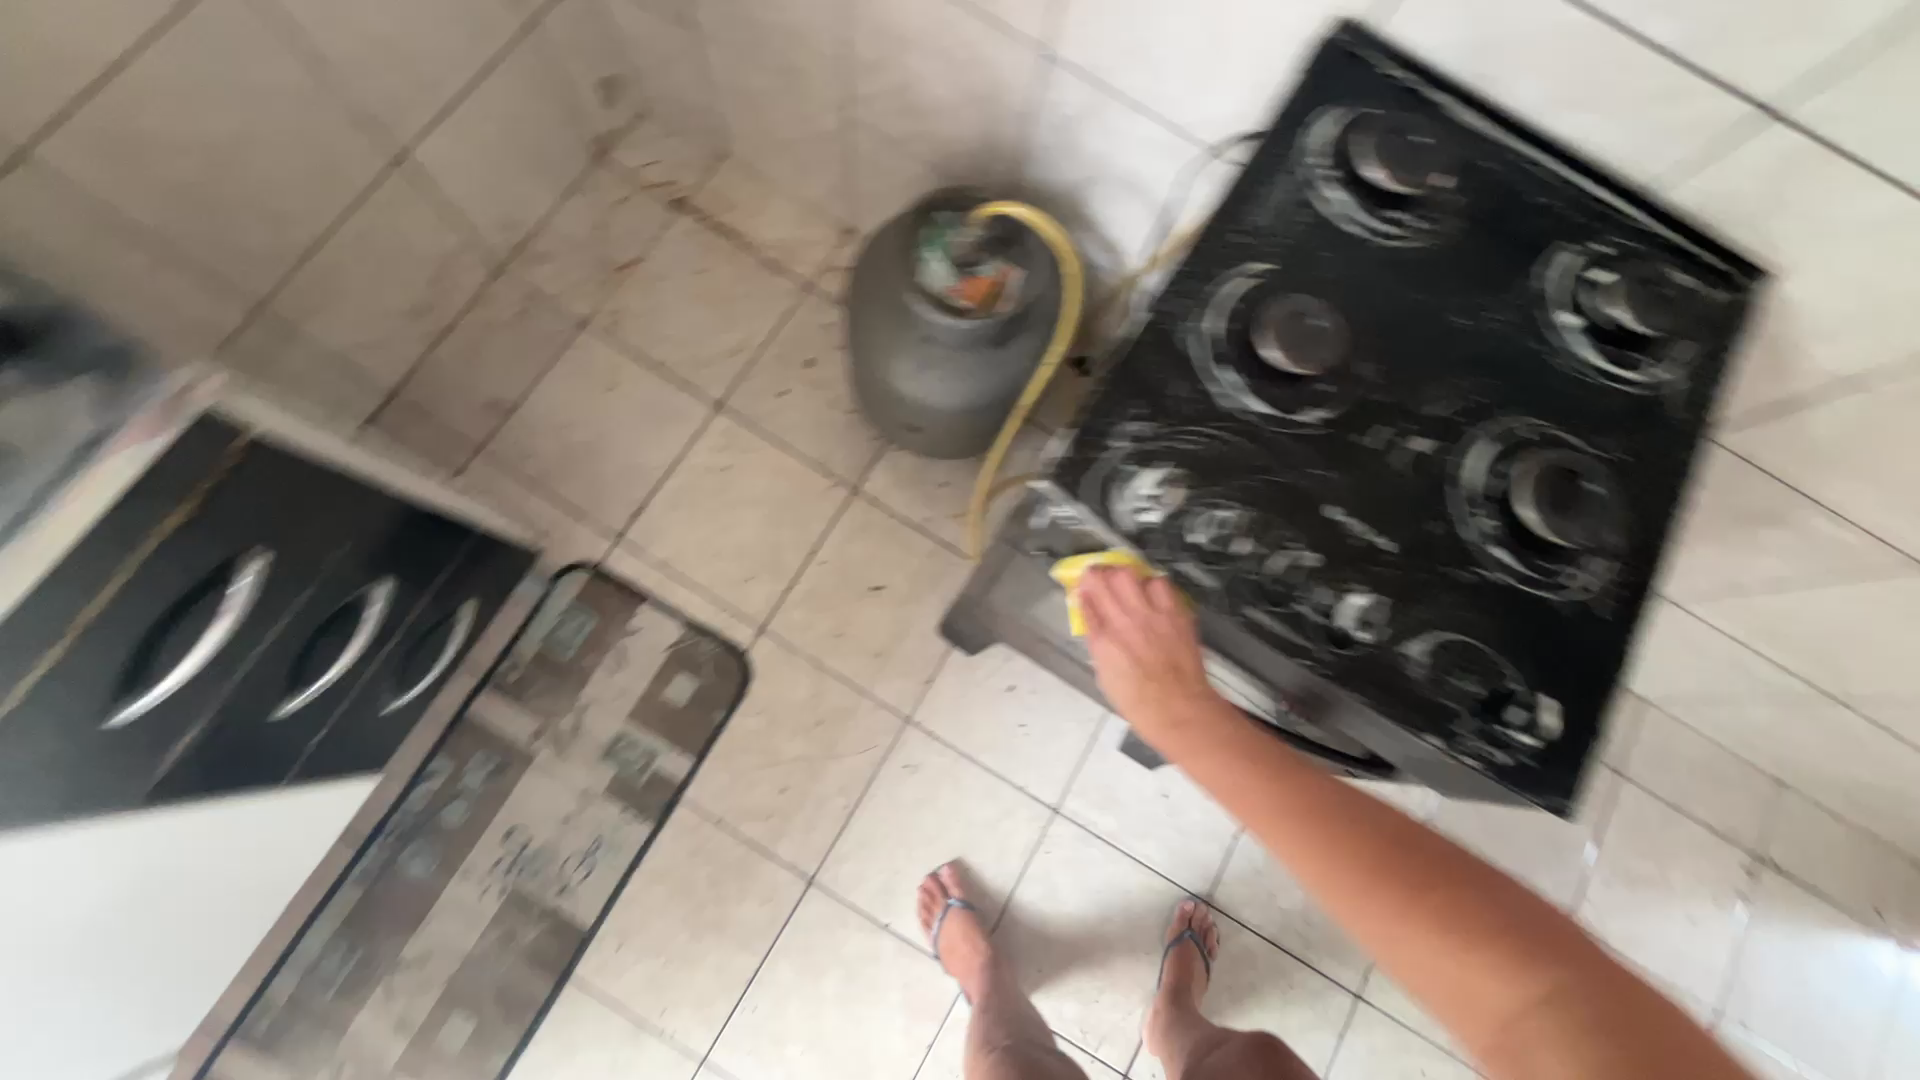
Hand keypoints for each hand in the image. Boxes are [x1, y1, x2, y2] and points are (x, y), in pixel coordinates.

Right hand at [1078, 565, 1233, 748]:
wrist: (1179, 709)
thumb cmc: (1138, 702)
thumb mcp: (1104, 675)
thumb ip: (1098, 643)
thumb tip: (1095, 623)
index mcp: (1104, 640)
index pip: (1086, 598)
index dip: (1082, 586)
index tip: (1082, 584)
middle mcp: (1126, 621)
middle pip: (1108, 578)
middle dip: (1101, 573)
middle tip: (1102, 577)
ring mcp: (1153, 616)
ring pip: (1133, 575)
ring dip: (1128, 577)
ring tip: (1129, 585)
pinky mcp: (1177, 615)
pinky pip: (1162, 586)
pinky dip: (1154, 586)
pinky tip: (1153, 596)